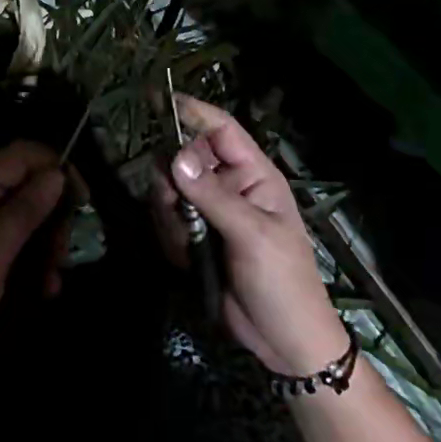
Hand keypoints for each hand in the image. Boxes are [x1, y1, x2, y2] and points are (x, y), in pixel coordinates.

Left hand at [0, 141, 65, 407]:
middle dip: (53, 215)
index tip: (84, 203)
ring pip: (20, 220)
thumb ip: (26, 208)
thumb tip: (57, 173)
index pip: (24, 154)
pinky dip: (28, 264)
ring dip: (44, 244)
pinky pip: (6, 248)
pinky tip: (42, 291)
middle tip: (65, 252)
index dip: (58, 169)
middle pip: (25, 187)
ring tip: (54, 280)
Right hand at [151, 97, 347, 374]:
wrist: (283, 340)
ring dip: (171, 219)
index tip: (157, 101)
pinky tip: (188, 262)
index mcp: (254, 175)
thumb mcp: (252, 235)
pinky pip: (167, 224)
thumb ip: (212, 196)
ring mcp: (210, 214)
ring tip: (189, 247)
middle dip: (172, 182)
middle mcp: (229, 187)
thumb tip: (174, 157)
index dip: (192, 113)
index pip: (221, 130)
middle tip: (174, 207)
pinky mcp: (195, 239)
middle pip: (185, 160)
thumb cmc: (282, 280)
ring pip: (170, 193)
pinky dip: (171, 241)